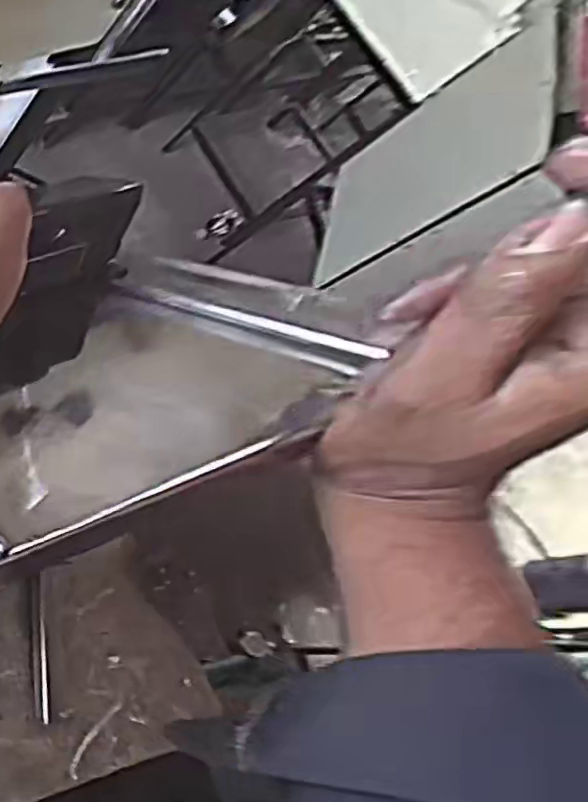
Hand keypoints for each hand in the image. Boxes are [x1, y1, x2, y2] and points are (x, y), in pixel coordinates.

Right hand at [319, 183, 587, 521]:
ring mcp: (582, 336)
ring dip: (505, 261)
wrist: (389, 484)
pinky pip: (544, 279)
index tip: (577, 163)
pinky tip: (440, 309)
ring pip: (574, 256)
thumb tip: (561, 227)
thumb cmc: (402, 451)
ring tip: (430, 306)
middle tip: (556, 174)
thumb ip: (492, 308)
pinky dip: (487, 280)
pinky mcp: (554, 334)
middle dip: (574, 213)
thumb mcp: (430, 385)